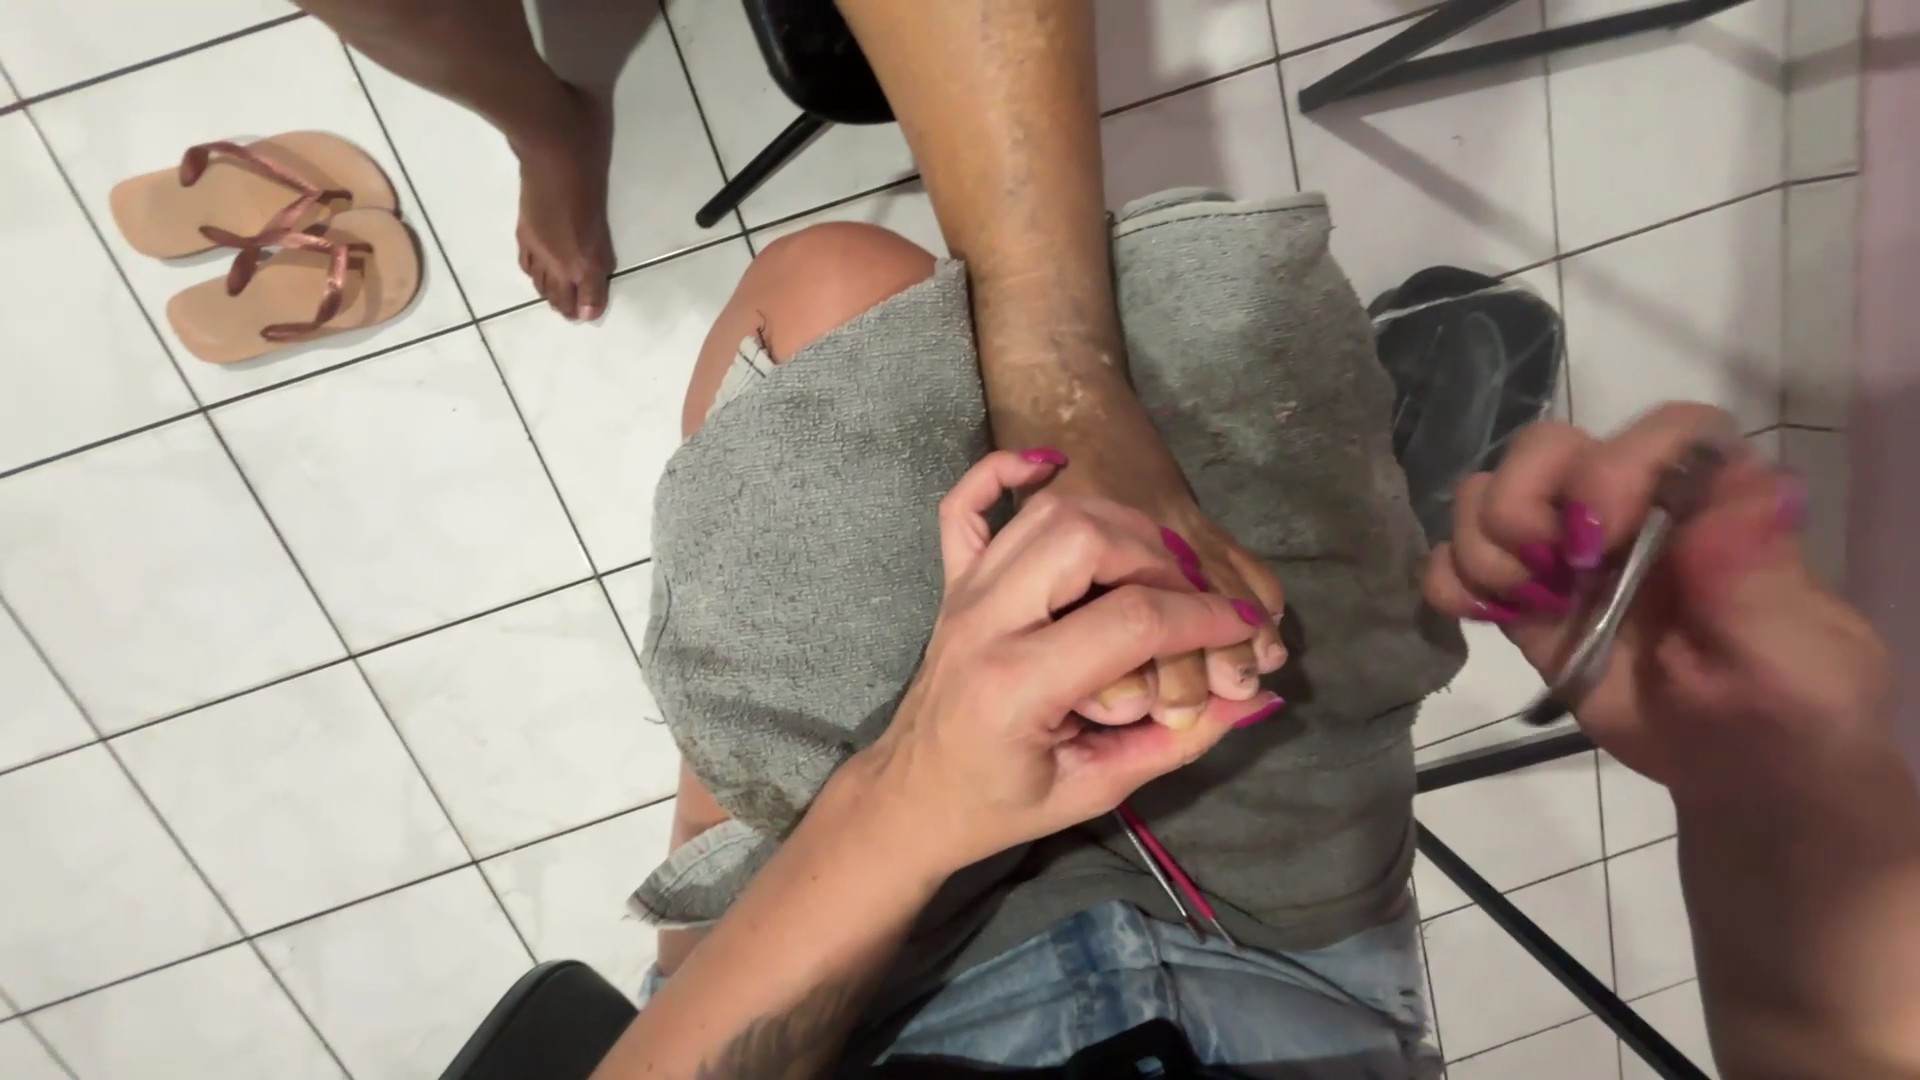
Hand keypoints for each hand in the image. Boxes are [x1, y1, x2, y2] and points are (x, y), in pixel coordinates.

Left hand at [845, 451, 1281, 873]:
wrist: (912, 794)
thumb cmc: (997, 805)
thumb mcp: (1093, 791)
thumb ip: (1174, 742)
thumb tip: (1251, 696)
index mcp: (1017, 685)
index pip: (1130, 619)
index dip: (1204, 617)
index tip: (1244, 625)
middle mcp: (985, 620)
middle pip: (1086, 540)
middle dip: (1159, 561)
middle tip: (1191, 600)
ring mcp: (963, 593)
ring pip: (1045, 514)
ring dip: (1113, 524)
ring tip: (1151, 564)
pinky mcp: (952, 582)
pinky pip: (962, 504)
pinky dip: (1002, 472)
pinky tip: (1050, 464)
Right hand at [1422, 402, 1890, 804]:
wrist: (1726, 772)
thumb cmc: (1785, 718)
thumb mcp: (1796, 664)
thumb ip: (1760, 582)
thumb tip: (1741, 492)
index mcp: (1710, 507)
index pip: (1663, 432)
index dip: (1612, 468)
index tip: (1597, 543)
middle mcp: (1629, 510)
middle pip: (1543, 448)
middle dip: (1518, 506)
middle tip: (1543, 575)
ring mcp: (1561, 548)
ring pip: (1481, 494)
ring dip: (1480, 550)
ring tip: (1522, 606)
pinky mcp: (1515, 589)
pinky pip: (1447, 557)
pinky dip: (1448, 583)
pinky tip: (1481, 617)